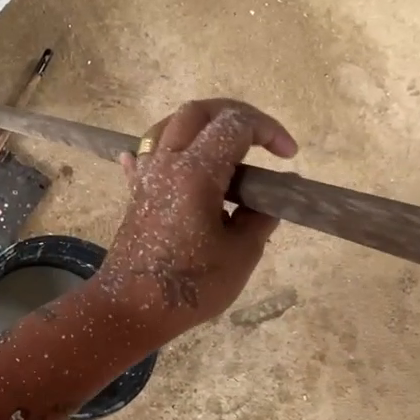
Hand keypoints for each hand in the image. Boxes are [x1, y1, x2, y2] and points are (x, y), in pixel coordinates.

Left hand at [86, 99, 296, 346]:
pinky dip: (165, 150)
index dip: (268, 130)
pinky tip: (172, 160)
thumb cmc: (190, 284)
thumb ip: (259, 217)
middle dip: (234, 114)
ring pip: (168, 127)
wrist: (130, 307)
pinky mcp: (135, 195)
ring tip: (226, 148)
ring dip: (200, 127)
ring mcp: (146, 177)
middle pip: (196, 112)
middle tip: (261, 138)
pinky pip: (146, 157)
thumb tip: (270, 199)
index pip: (234, 125)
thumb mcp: (241, 254)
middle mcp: (167, 164)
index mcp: (196, 172)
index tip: (288, 156)